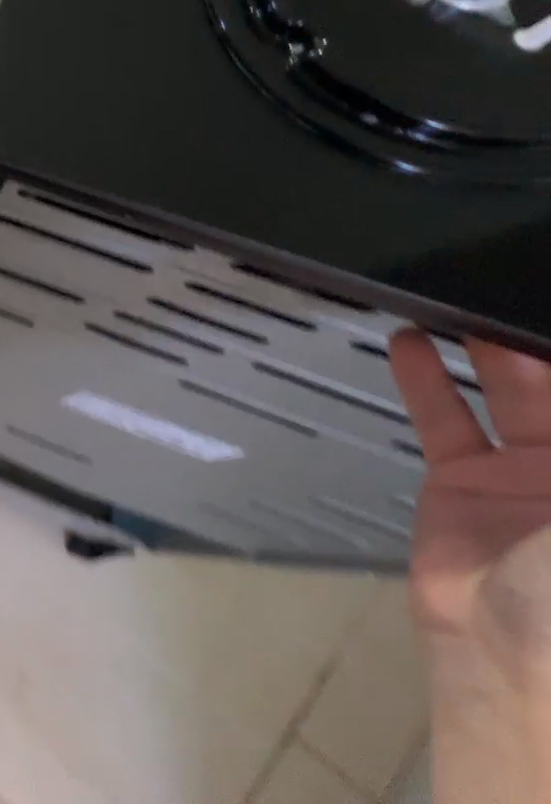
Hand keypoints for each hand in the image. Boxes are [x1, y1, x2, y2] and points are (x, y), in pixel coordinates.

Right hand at [389, 330, 550, 679]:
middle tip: (516, 292)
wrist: (521, 655)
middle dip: (548, 341)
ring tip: (467, 303)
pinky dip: (424, 379)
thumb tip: (540, 379)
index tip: (550, 299)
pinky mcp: (465, 480)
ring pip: (517, 391)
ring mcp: (531, 473)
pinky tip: (410, 342)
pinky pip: (446, 418)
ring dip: (493, 347)